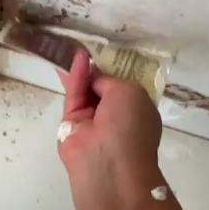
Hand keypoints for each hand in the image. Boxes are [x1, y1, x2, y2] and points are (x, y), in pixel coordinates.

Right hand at [57, 50, 164, 209]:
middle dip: (95, 69)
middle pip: (102, 87)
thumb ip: (108, 79)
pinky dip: (74, 77)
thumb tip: (92, 75)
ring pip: (85, 91)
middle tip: (86, 47)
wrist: (108, 162)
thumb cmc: (130, 125)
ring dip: (81, 70)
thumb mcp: (129, 91)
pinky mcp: (71, 122)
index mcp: (137, 110)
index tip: (106, 53)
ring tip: (72, 47)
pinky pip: (74, 95)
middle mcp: (116, 115)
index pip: (124, 87)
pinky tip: (74, 58)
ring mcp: (92, 120)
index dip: (114, 70)